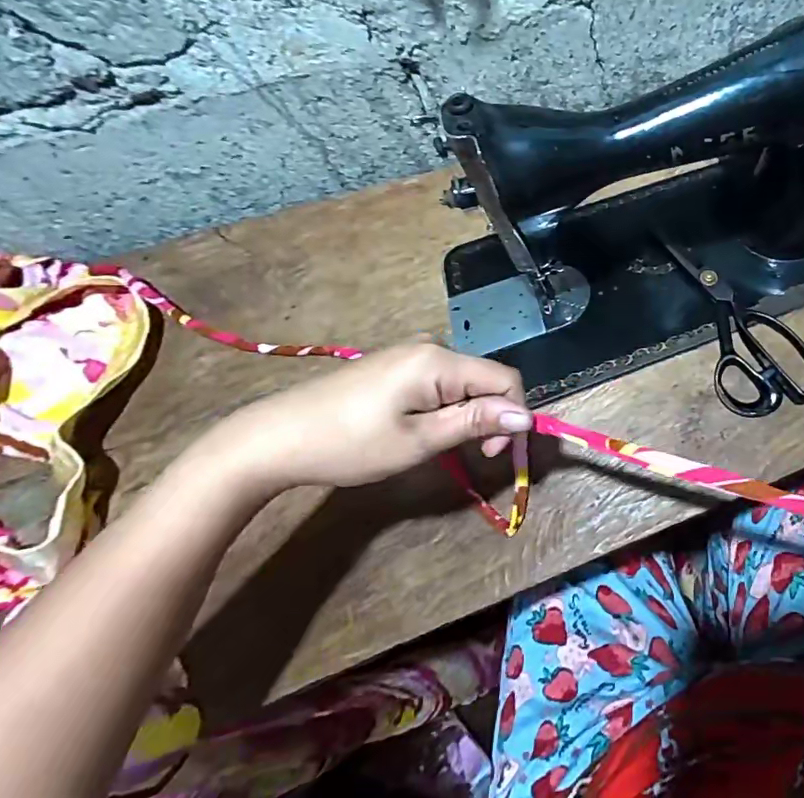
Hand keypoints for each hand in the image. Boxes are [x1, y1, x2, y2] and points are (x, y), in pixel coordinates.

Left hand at [192, 343, 532, 495]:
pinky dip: (446, 407)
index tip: (493, 455)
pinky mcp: (394, 365)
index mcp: (439, 360)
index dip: (513, 415)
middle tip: (472, 457)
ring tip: (442, 447)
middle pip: (484, 378)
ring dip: (468, 414)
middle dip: (491, 416)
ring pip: (463, 381)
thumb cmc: (350, 443)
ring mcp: (409, 354)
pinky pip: (439, 381)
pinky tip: (423, 430)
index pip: (505, 378)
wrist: (277, 436)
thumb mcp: (418, 440)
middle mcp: (429, 347)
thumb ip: (474, 422)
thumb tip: (526, 416)